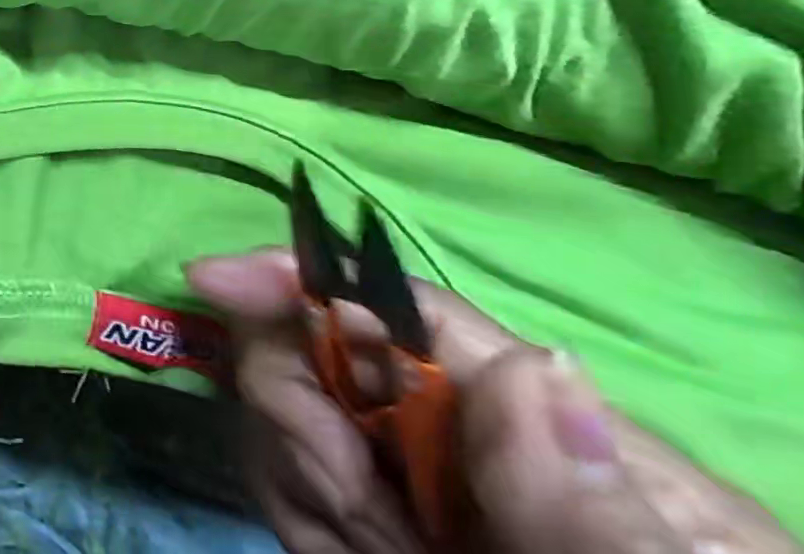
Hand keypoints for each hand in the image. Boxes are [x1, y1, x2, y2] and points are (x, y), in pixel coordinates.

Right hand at [186, 250, 802, 553]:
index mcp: (542, 429)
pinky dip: (302, 522)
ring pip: (292, 418)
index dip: (308, 278)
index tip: (214, 277)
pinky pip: (291, 486)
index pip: (407, 314)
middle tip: (352, 511)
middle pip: (327, 355)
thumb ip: (589, 514)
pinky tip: (341, 553)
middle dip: (301, 411)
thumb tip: (535, 362)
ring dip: (301, 481)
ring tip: (369, 550)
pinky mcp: (366, 520)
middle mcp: (462, 434)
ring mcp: (409, 482)